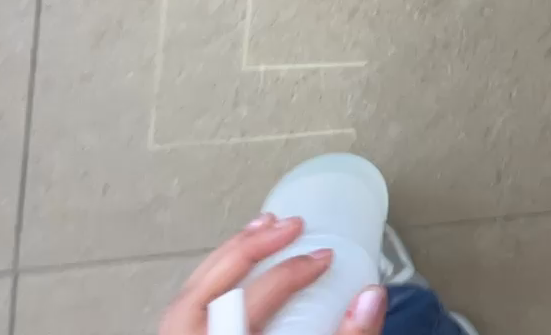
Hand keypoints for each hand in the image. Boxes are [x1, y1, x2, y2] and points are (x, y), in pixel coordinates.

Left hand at [158, 213, 386, 334]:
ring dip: (223, 263)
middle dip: (245, 254)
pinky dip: (210, 289)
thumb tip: (371, 294)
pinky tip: (240, 273)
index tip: (326, 258)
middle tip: (293, 225)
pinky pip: (183, 325)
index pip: (242, 313)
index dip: (286, 275)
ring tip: (265, 229)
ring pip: (179, 311)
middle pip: (194, 303)